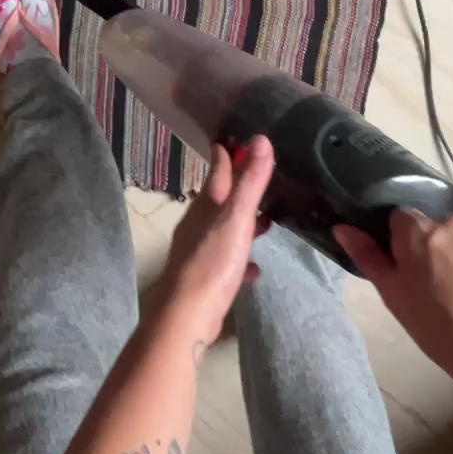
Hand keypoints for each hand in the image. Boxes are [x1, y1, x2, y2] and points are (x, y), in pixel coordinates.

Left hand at [154, 136, 274, 342]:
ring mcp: (200, 250)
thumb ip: (250, 182)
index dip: (229, 153)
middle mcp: (199, 223)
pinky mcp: (206, 277)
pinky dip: (241, 257)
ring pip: (223, 228)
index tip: (240, 139)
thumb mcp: (236, 218)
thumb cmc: (213, 262)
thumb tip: (261, 140)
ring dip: (242, 222)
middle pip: (220, 198)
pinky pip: (227, 260)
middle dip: (238, 187)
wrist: (188, 313)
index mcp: (205, 205)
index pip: (218, 170)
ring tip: (265, 221)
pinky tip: (254, 267)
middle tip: (261, 178)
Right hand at [335, 211, 452, 393]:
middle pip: (435, 230)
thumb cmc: (441, 329)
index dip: (399, 244)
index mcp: (420, 230)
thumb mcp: (394, 296)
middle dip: (433, 251)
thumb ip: (368, 256)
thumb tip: (342, 228)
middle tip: (434, 291)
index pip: (399, 219)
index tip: (405, 272)